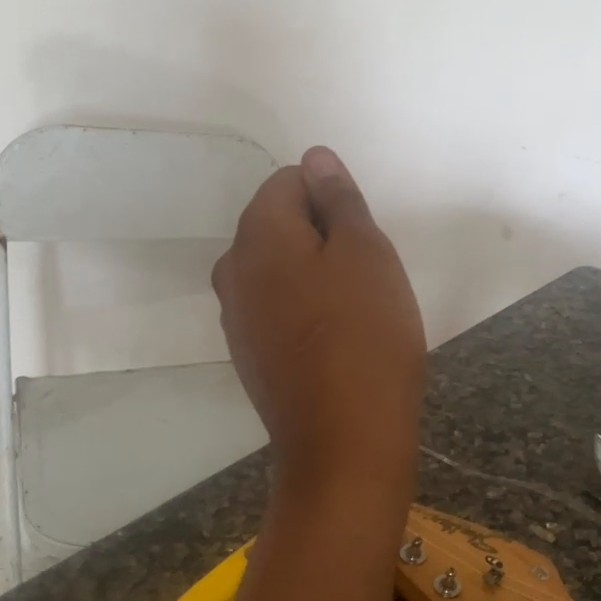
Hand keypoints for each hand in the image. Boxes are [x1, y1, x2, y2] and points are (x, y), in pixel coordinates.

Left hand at [212, 146, 425, 489]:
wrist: (344, 441)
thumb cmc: (365, 335)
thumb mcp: (366, 253)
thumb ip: (339, 200)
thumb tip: (316, 158)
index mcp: (256, 236)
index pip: (289, 181)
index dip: (333, 199)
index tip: (364, 239)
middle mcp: (232, 270)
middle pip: (279, 224)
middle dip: (325, 235)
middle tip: (368, 273)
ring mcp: (236, 317)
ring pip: (280, 268)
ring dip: (318, 273)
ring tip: (359, 308)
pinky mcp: (250, 354)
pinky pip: (278, 308)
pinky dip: (307, 309)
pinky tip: (338, 339)